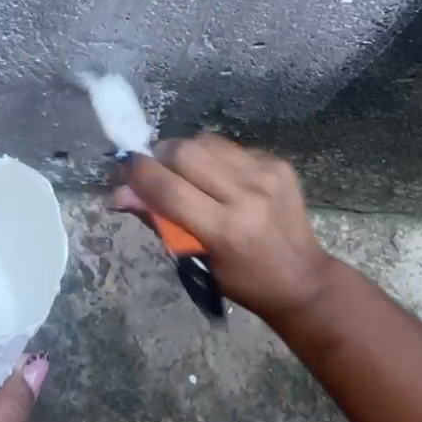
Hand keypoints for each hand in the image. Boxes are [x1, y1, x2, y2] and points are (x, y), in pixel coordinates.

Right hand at [115, 136, 338, 325]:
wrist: (303, 279)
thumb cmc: (243, 280)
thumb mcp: (196, 262)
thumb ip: (158, 221)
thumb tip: (119, 194)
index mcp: (224, 229)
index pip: (167, 189)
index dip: (139, 174)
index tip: (125, 169)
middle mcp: (246, 196)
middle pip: (184, 152)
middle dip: (161, 156)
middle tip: (158, 170)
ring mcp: (266, 175)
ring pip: (206, 141)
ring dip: (187, 152)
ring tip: (189, 173)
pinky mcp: (278, 163)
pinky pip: (231, 147)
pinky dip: (216, 157)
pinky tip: (222, 178)